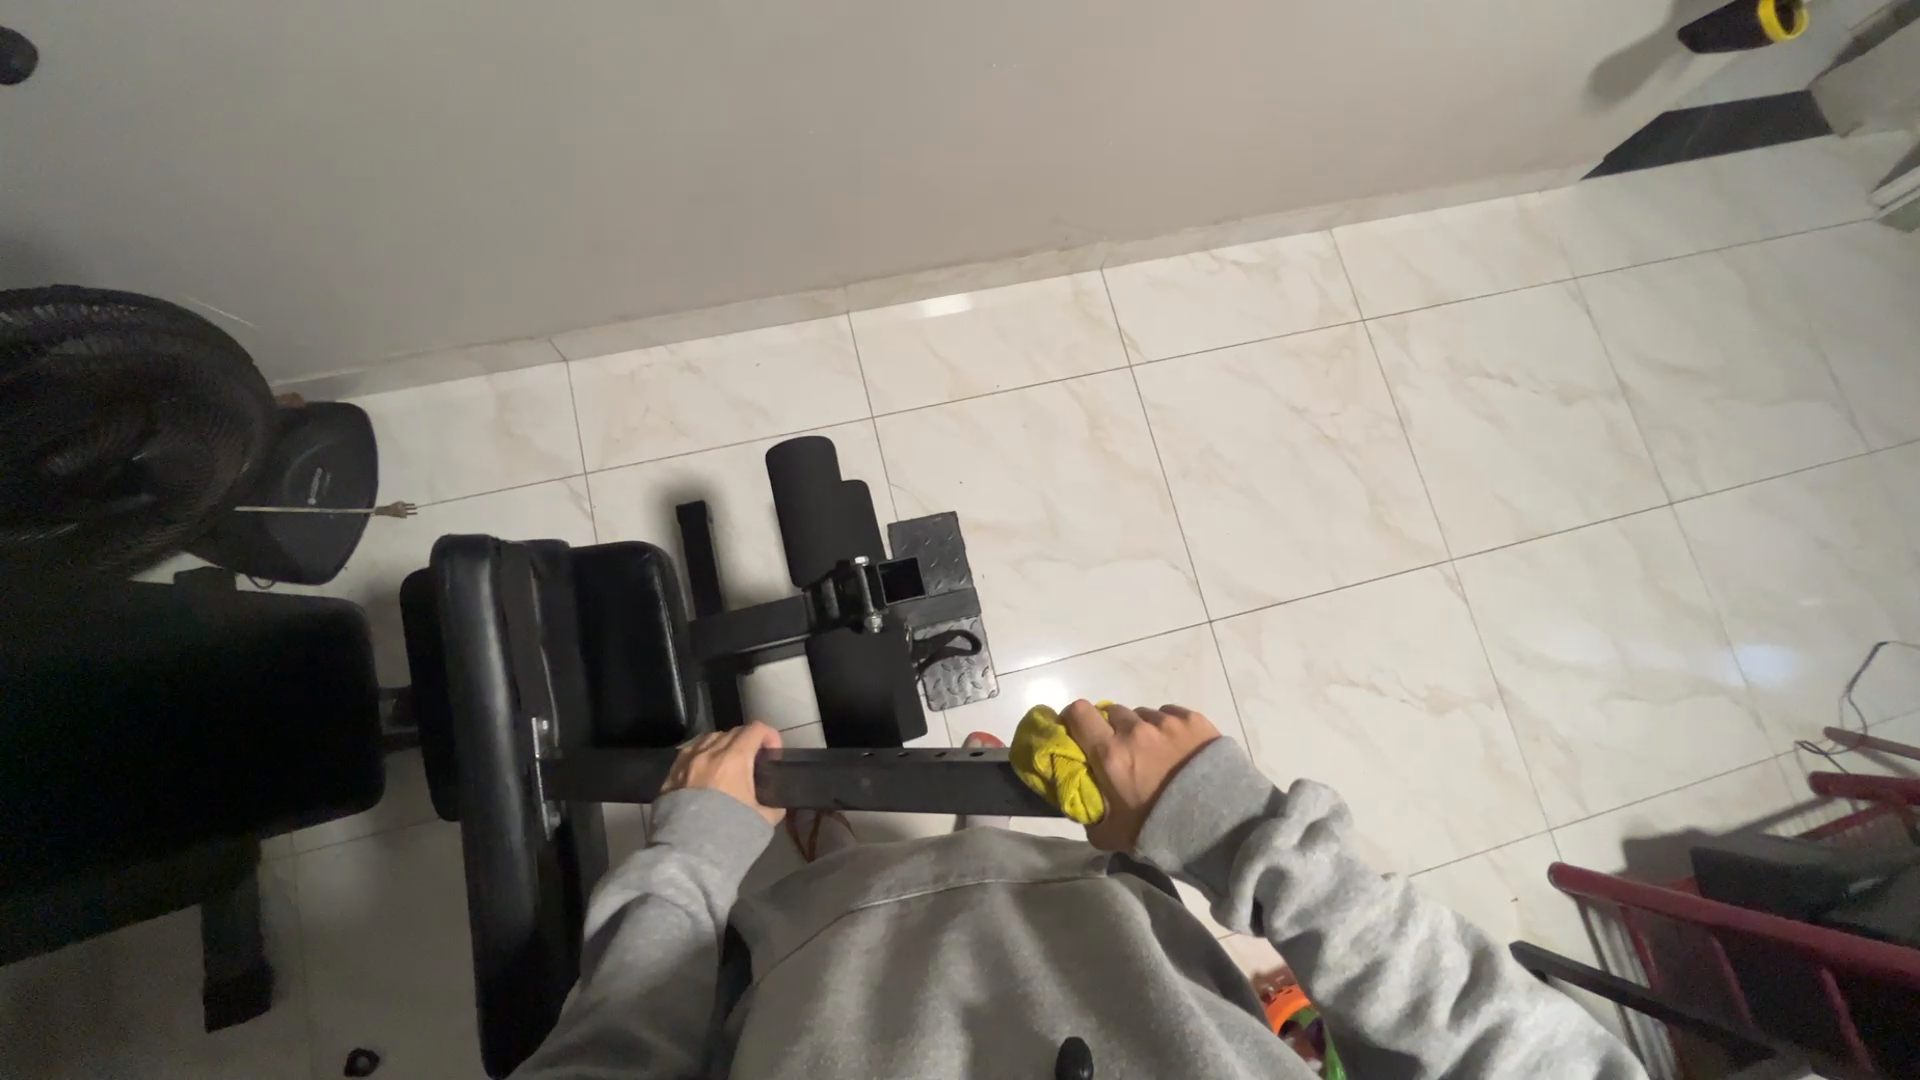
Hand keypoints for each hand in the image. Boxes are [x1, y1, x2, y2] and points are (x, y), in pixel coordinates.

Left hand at [658, 722, 784, 825]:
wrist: (686, 858)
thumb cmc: (729, 835)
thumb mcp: (764, 820)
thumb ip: (774, 804)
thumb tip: (775, 802)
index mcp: (734, 758)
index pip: (756, 729)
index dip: (770, 736)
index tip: (773, 754)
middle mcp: (709, 752)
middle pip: (733, 732)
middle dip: (748, 742)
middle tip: (754, 762)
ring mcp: (686, 761)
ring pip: (710, 739)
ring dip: (724, 746)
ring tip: (728, 766)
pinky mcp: (670, 775)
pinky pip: (690, 753)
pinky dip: (703, 756)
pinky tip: (705, 774)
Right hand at [1060, 700, 1220, 851]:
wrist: (1224, 828)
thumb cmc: (1164, 831)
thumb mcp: (1117, 836)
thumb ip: (1093, 822)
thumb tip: (1085, 814)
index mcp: (1110, 754)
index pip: (1078, 712)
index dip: (1074, 718)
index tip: (1079, 732)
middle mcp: (1134, 731)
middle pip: (1111, 712)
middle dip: (1112, 729)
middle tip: (1124, 753)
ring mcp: (1166, 722)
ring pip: (1142, 714)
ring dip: (1142, 729)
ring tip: (1158, 755)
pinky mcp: (1193, 720)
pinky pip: (1170, 714)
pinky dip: (1168, 727)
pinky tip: (1180, 750)